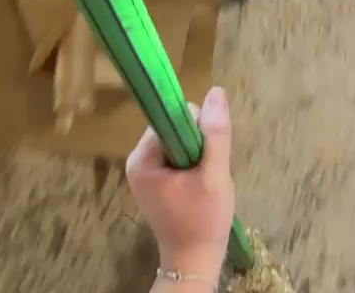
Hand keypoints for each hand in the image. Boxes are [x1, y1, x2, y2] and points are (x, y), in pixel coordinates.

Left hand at [126, 86, 234, 282]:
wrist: (194, 262)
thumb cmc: (203, 221)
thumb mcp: (215, 176)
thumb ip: (216, 134)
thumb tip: (217, 91)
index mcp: (143, 159)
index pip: (174, 116)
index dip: (197, 127)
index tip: (208, 153)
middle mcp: (138, 160)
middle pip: (176, 125)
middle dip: (198, 141)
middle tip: (208, 171)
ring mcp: (145, 170)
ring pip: (180, 137)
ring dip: (198, 152)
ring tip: (205, 178)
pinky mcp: (155, 179)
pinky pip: (178, 151)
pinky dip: (194, 161)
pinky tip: (200, 181)